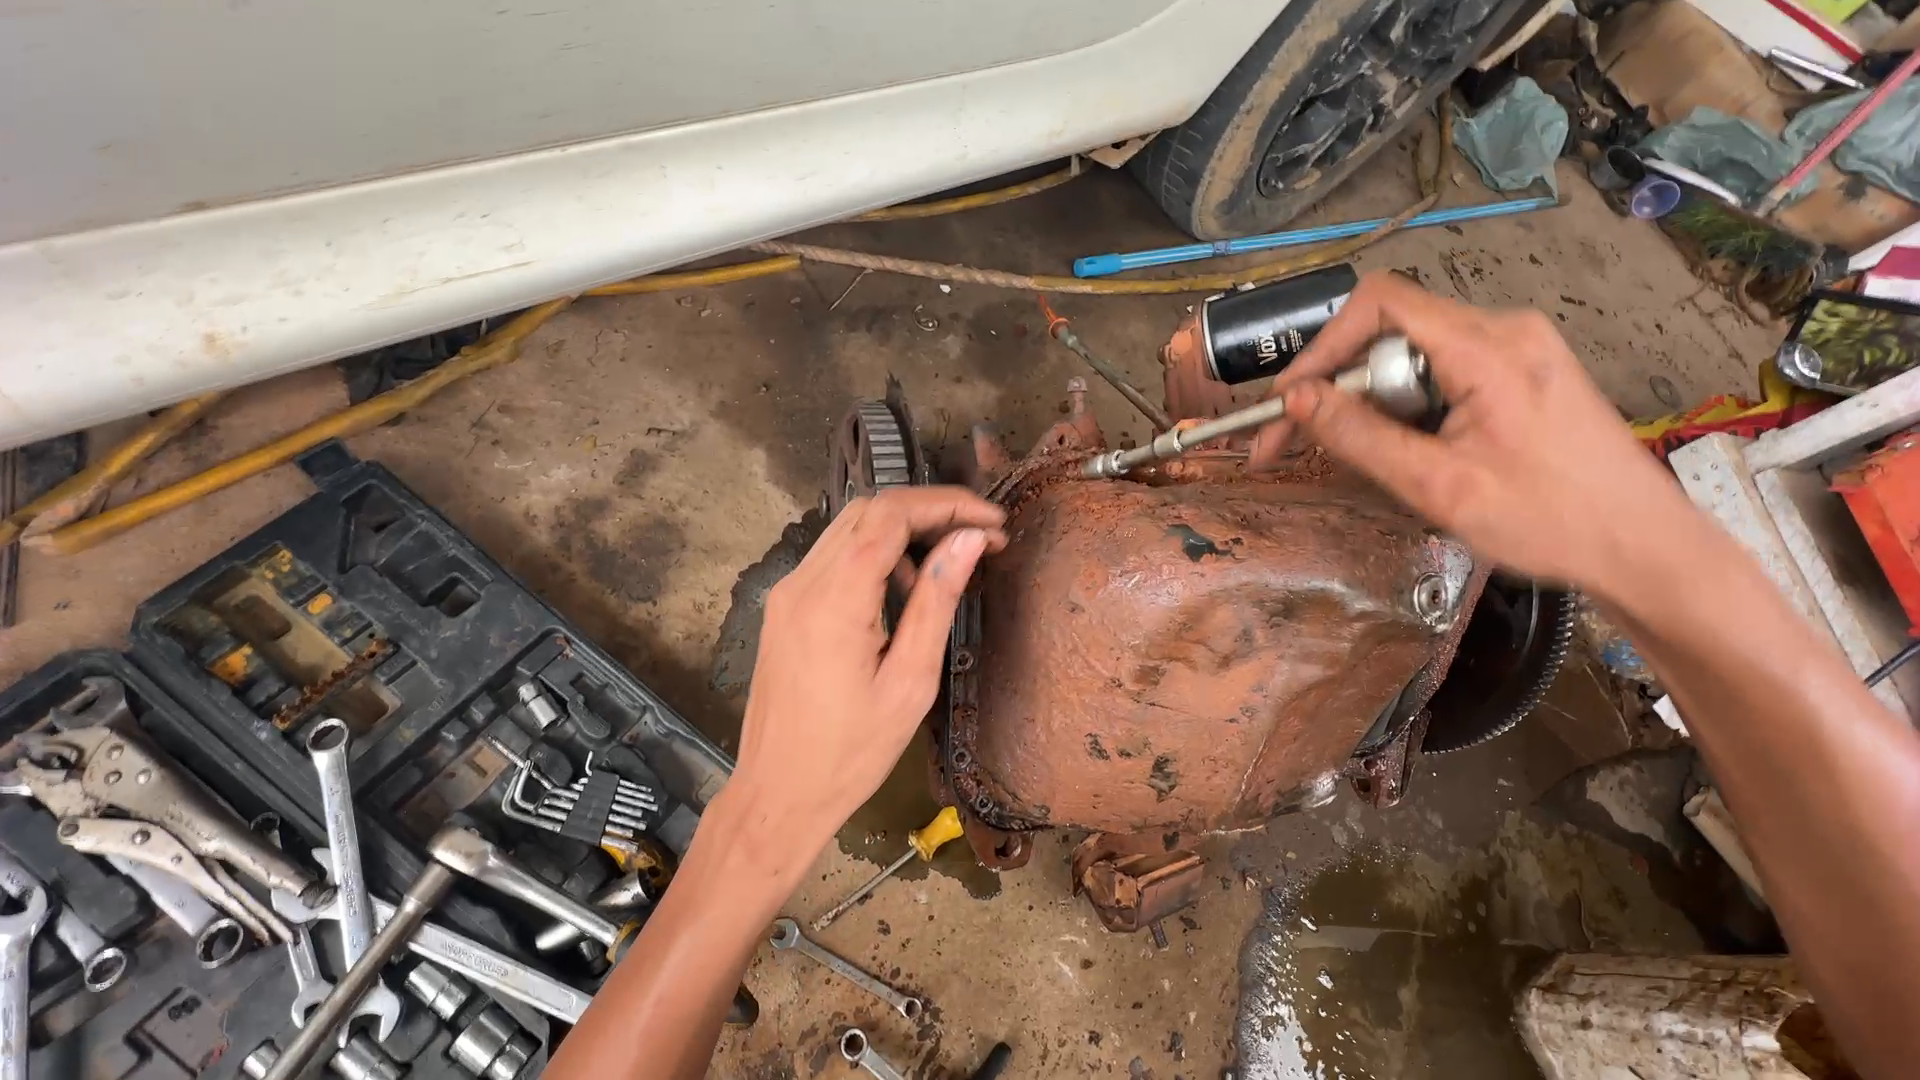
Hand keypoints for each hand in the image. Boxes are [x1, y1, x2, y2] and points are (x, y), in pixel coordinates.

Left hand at [731, 487, 1006, 846]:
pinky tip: (899, 590)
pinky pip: (832, 557)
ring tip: (943, 567)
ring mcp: (787, 592)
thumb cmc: (852, 752)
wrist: (779, 792)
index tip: (992, 523)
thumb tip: (970, 541)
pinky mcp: (783, 607)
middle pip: (868, 510)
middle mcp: (802, 582)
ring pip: (848, 528)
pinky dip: (872, 554)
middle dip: (928, 511)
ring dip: (901, 531)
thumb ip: (937, 601)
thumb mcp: (910, 680)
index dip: (947, 506)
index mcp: (835, 599)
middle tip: (977, 537)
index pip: (891, 514)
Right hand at [1247, 271, 1696, 598]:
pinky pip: (1437, 373)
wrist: (1643, 547)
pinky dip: (1402, 408)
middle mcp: (1503, 331)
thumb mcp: (1437, 485)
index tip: (1289, 401)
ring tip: (1355, 456)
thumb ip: (1361, 436)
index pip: (1379, 305)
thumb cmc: (1548, 521)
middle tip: (1294, 444)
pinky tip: (1401, 449)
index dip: (1321, 347)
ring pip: (1407, 356)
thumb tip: (1296, 400)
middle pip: (1388, 332)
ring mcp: (1516, 350)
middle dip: (1334, 386)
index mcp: (1488, 347)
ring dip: (1368, 403)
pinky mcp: (1519, 373)